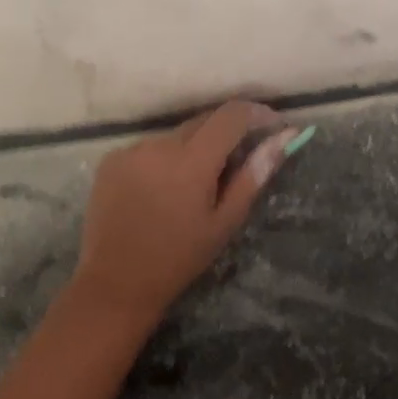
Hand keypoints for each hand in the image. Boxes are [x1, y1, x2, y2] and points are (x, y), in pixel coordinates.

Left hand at [69, 101, 307, 323]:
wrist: (115, 285)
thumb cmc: (179, 257)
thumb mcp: (226, 220)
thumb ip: (255, 173)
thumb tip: (286, 136)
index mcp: (192, 161)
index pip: (232, 114)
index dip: (258, 113)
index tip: (274, 125)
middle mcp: (160, 145)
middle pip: (204, 120)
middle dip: (227, 133)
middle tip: (239, 162)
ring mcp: (131, 150)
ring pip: (178, 135)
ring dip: (195, 147)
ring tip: (196, 183)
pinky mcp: (111, 160)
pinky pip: (151, 147)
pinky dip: (166, 158)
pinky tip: (164, 188)